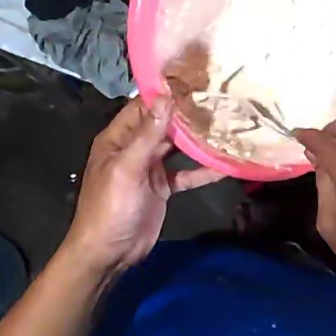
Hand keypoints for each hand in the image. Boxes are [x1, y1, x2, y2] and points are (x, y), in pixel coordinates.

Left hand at [56, 97, 222, 275]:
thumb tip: (166, 97)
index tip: (195, 82)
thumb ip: (148, 134)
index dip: (166, 94)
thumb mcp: (127, 167)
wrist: (108, 253)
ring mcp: (150, 168)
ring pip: (178, 147)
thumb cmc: (111, 207)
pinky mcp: (163, 187)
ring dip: (199, 140)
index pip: (143, 108)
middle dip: (188, 114)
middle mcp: (134, 148)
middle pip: (164, 125)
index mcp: (118, 139)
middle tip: (220, 100)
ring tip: (227, 125)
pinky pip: (187, 173)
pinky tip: (226, 165)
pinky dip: (204, 170)